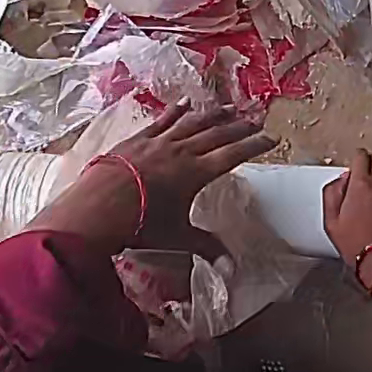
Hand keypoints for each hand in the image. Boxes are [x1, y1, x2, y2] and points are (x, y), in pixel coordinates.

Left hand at [27, 104, 277, 255]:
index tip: (271, 137)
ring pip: (193, 123)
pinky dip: (177, 110)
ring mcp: (160, 142)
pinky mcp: (139, 138)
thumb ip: (205, 247)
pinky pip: (163, 120)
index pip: (233, 155)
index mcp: (196, 173)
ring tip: (231, 107)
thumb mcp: (177, 237)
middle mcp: (182, 152)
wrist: (99, 206)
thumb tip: (231, 269)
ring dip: (214, 114)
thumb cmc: (141, 224)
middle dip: (240, 127)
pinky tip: (186, 103)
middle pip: (217, 134)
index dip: (254, 146)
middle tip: (257, 119)